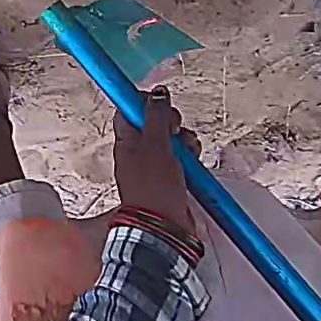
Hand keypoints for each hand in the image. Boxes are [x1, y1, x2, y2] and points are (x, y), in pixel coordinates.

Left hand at [113, 89, 198, 233]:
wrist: (165, 228)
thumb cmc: (153, 189)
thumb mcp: (155, 146)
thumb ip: (156, 118)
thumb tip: (156, 93)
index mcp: (126, 140)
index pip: (130, 110)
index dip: (145, 102)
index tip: (160, 103)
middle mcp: (138, 151)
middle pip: (155, 123)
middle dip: (171, 123)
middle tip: (176, 130)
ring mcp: (155, 164)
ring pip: (172, 140)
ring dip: (184, 141)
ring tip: (188, 152)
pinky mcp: (172, 177)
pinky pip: (182, 158)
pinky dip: (190, 158)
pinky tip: (193, 165)